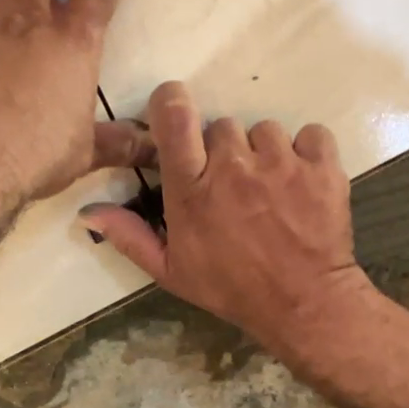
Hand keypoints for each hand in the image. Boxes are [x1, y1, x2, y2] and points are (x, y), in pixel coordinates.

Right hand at [80, 82, 377, 352]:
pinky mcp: (321, 166)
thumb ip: (130, 236)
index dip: (172, 104)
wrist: (303, 304)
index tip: (177, 118)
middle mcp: (233, 166)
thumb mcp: (171, 272)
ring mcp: (280, 163)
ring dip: (265, 154)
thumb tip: (87, 211)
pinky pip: (310, 136)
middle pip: (221, 126)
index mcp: (192, 188)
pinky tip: (303, 183)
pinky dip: (307, 154)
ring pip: (264, 131)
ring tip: (272, 192)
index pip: (173, 114)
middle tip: (234, 189)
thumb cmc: (231, 289)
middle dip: (224, 151)